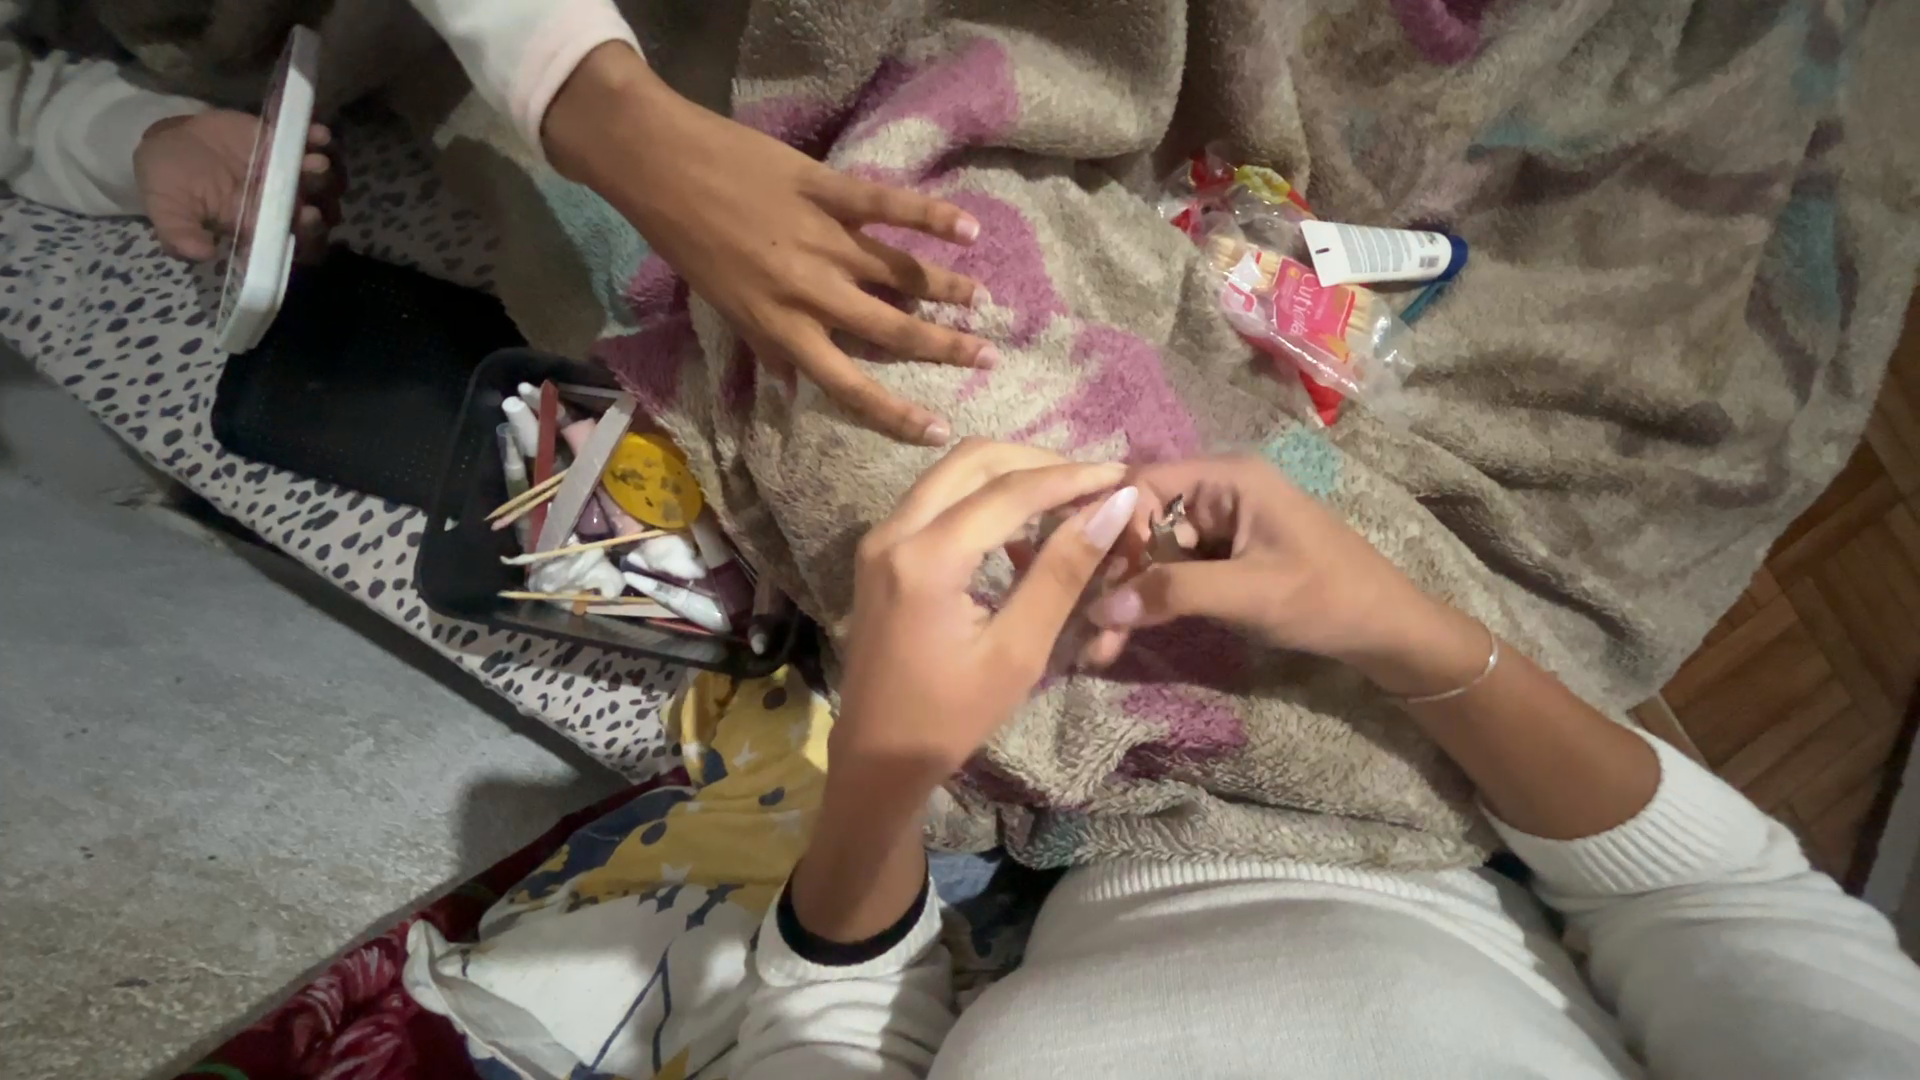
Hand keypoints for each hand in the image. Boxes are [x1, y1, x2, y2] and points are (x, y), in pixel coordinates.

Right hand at [134, 110, 340, 261]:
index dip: (309, 234)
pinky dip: (320, 142)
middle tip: (312, 179)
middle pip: (323, 213)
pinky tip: (318, 132)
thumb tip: (195, 253)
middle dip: (321, 197)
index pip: (303, 244)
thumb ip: (180, 232)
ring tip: (316, 157)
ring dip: (326, 172)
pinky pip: (317, 150)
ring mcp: (298, 181)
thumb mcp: (168, 207)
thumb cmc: (174, 183)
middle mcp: (293, 211)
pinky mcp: (294, 152)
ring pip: (327, 184)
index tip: (304, 215)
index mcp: (270, 232)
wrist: (172, 145)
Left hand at [544, 45, 990, 445]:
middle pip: (891, 329)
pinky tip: (967, 229)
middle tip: (989, 357)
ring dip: (945, 288)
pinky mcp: (826, 191)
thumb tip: (795, 387)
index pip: (851, 386)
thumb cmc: (692, 247)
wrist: (660, 167)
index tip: (939, 430)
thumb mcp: (727, 313)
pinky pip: (885, 206)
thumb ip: (770, 349)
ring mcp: (824, 240)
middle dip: (945, 347)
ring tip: (982, 302)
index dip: (897, 413)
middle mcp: (813, 293)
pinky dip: (928, 216)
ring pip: (897, 271)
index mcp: (786, 329)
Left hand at [833, 440, 1135, 793]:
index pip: (1010, 491)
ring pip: (951, 472)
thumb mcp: (1019, 650)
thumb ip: (1062, 571)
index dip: (1071, 477)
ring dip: (1008, 476)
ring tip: (1061, 504)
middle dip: (1037, 463)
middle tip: (1089, 484)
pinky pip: (935, 499)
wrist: (876, 753)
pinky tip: (1016, 536)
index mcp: (927, 559)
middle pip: (973, 459)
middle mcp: (894, 531)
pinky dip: (979, 500)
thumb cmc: (952, 716)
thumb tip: (1110, 508)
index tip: (1120, 474)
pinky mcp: (879, 550)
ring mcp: (879, 538)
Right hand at [1085, 455, 1482, 691]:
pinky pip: (1169, 571)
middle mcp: (1215, 492)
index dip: (1112, 526)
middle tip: (1091, 623)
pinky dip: (1148, 600)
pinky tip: (1126, 631)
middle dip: (1114, 571)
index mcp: (1228, 478)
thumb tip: (1100, 608)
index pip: (1142, 484)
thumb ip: (1175, 592)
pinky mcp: (1218, 556)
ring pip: (1150, 550)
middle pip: (1141, 520)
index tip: (1093, 577)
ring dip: (1126, 592)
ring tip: (1102, 642)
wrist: (1386, 631)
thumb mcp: (1251, 593)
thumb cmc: (1327, 597)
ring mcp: (1216, 525)